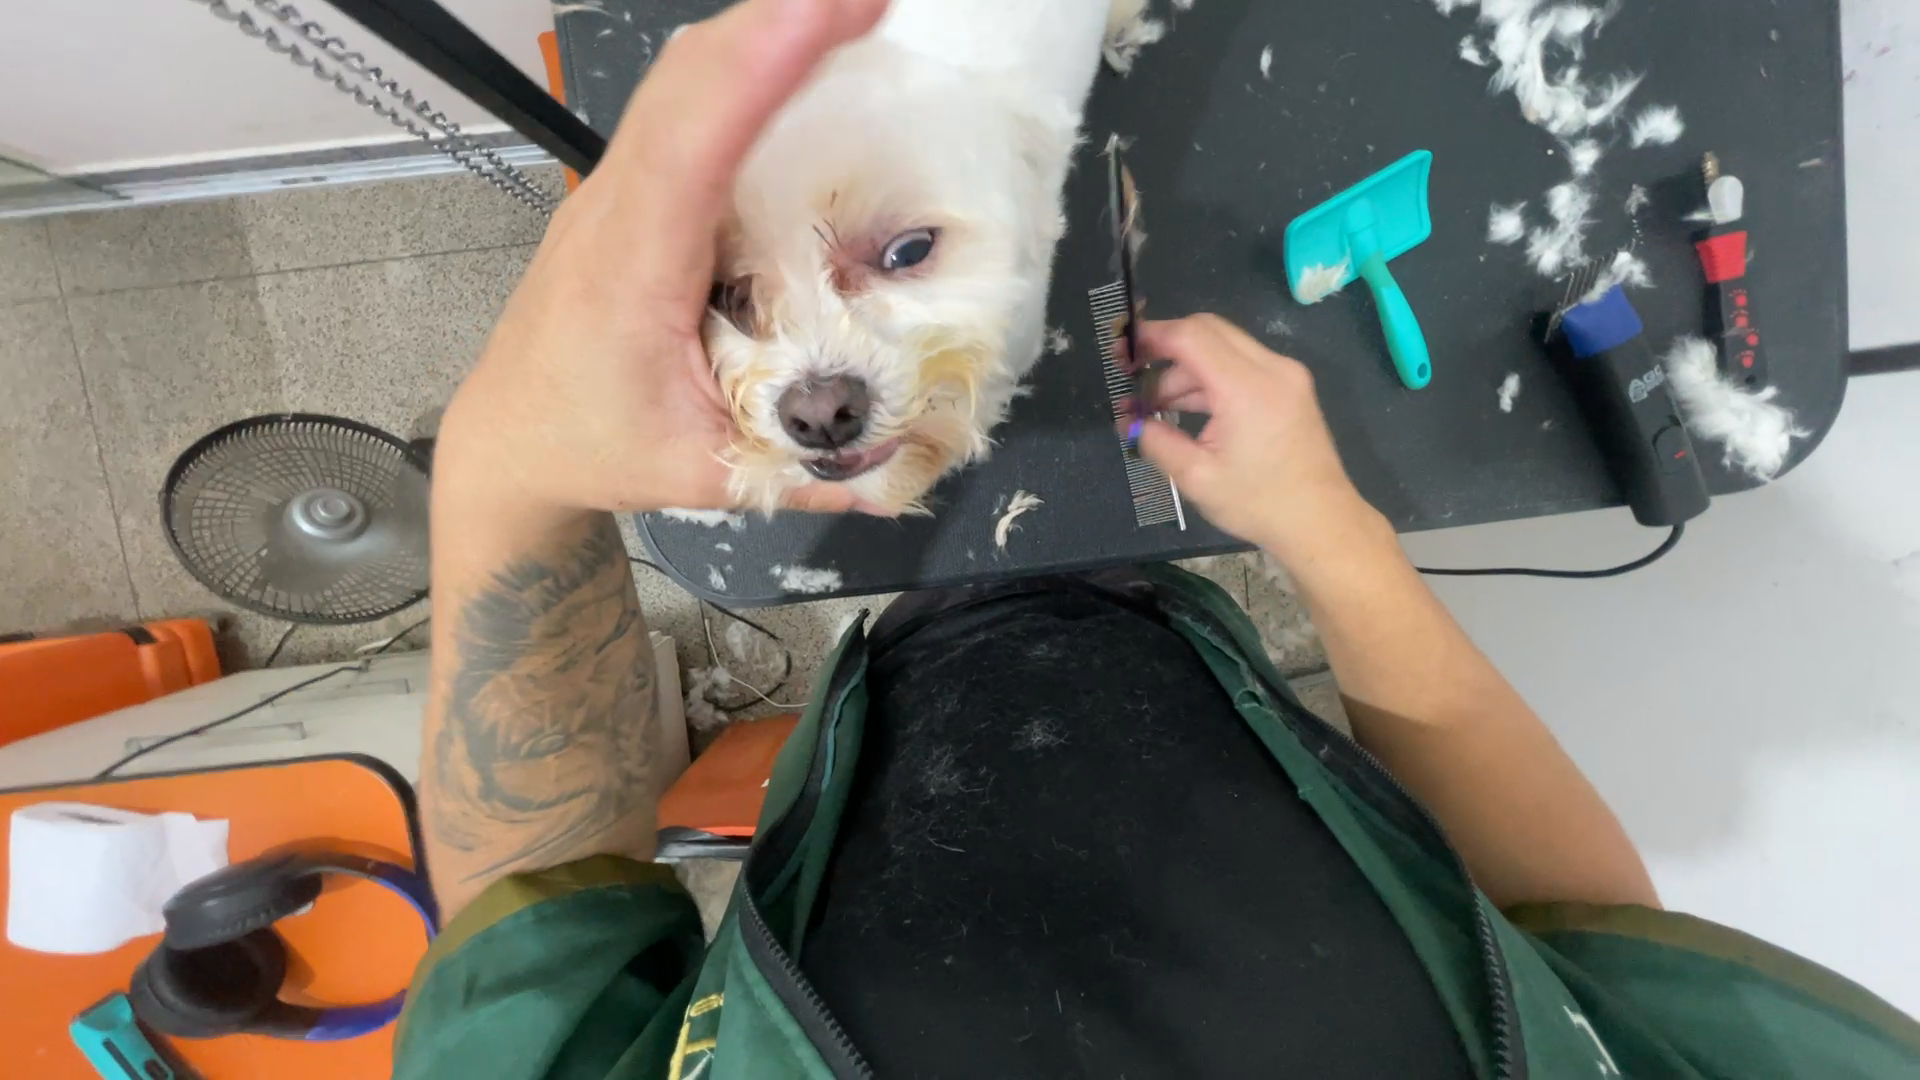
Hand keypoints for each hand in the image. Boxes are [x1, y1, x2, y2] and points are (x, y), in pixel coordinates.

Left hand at [437, 0, 889, 518]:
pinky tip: (795, 100)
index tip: (846, 6)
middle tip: (873, 7)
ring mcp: (616, 200)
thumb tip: (891, 484)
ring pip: (682, 90)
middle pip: (687, 79)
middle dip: (780, 22)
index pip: (693, 134)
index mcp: (633, 269)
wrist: (512, 437)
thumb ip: (796, 474)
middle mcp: (617, 210)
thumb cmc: (593, 450)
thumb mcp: (701, 475)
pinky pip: (685, 127)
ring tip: (847, 35)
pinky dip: (744, 91)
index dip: (766, 57)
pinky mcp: (630, 207)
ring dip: (761, 47)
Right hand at [1129, 315, 1383, 560]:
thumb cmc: (1258, 504)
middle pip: (1208, 331)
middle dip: (1165, 348)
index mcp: (1246, 388)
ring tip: (1153, 407)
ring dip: (1184, 370)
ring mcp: (1284, 375)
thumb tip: (1128, 421)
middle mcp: (1271, 368)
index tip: (1121, 350)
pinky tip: (1183, 409)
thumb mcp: (1195, 477)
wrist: (1320, 522)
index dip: (1151, 337)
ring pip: (1222, 349)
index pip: (1191, 337)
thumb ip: (1156, 440)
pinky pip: (1239, 366)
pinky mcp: (1288, 387)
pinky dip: (1207, 380)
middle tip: (1132, 374)